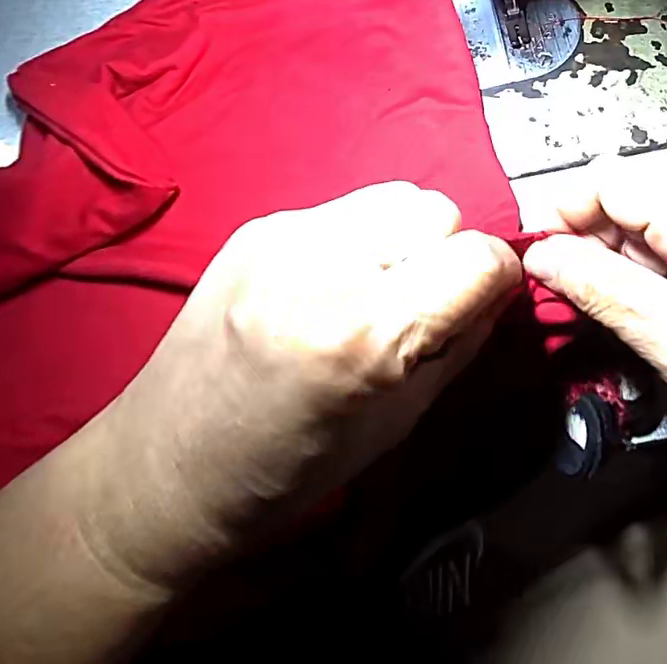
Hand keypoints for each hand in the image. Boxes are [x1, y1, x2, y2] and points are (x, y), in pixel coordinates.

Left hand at [79, 182, 521, 591]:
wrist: (165, 465)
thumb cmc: (291, 469)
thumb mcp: (401, 422)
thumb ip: (463, 342)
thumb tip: (500, 288)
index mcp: (363, 333)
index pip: (478, 257)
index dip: (498, 275)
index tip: (489, 295)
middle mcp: (323, 267)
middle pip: (437, 210)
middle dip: (449, 251)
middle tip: (423, 297)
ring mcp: (283, 237)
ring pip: (395, 197)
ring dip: (406, 237)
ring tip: (380, 283)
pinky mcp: (258, 226)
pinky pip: (344, 210)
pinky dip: (360, 238)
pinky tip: (331, 280)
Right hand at [522, 157, 666, 536]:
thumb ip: (601, 288)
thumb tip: (538, 253)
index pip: (614, 183)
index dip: (563, 215)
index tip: (529, 260)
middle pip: (620, 215)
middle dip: (579, 253)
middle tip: (549, 303)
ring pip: (633, 251)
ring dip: (599, 282)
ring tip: (580, 324)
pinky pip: (655, 281)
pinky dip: (625, 302)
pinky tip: (615, 333)